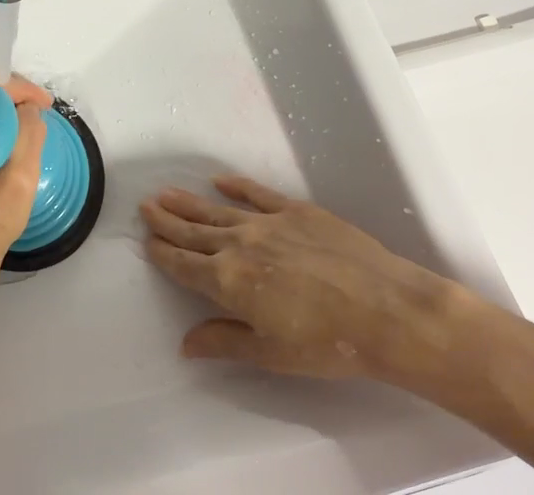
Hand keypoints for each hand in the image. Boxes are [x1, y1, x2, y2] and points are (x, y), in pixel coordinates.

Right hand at [141, 176, 457, 380]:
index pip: (183, 264)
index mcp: (227, 281)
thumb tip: (185, 344)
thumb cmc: (328, 344)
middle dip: (166, 221)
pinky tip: (220, 179)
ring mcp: (267, 223)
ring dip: (188, 203)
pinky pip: (256, 192)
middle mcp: (238, 245)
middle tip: (145, 206)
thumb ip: (224, 341)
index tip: (146, 241)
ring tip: (166, 193)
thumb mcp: (271, 354)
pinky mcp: (296, 211)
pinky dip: (235, 185)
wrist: (388, 311)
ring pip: (216, 210)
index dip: (162, 253)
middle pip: (193, 232)